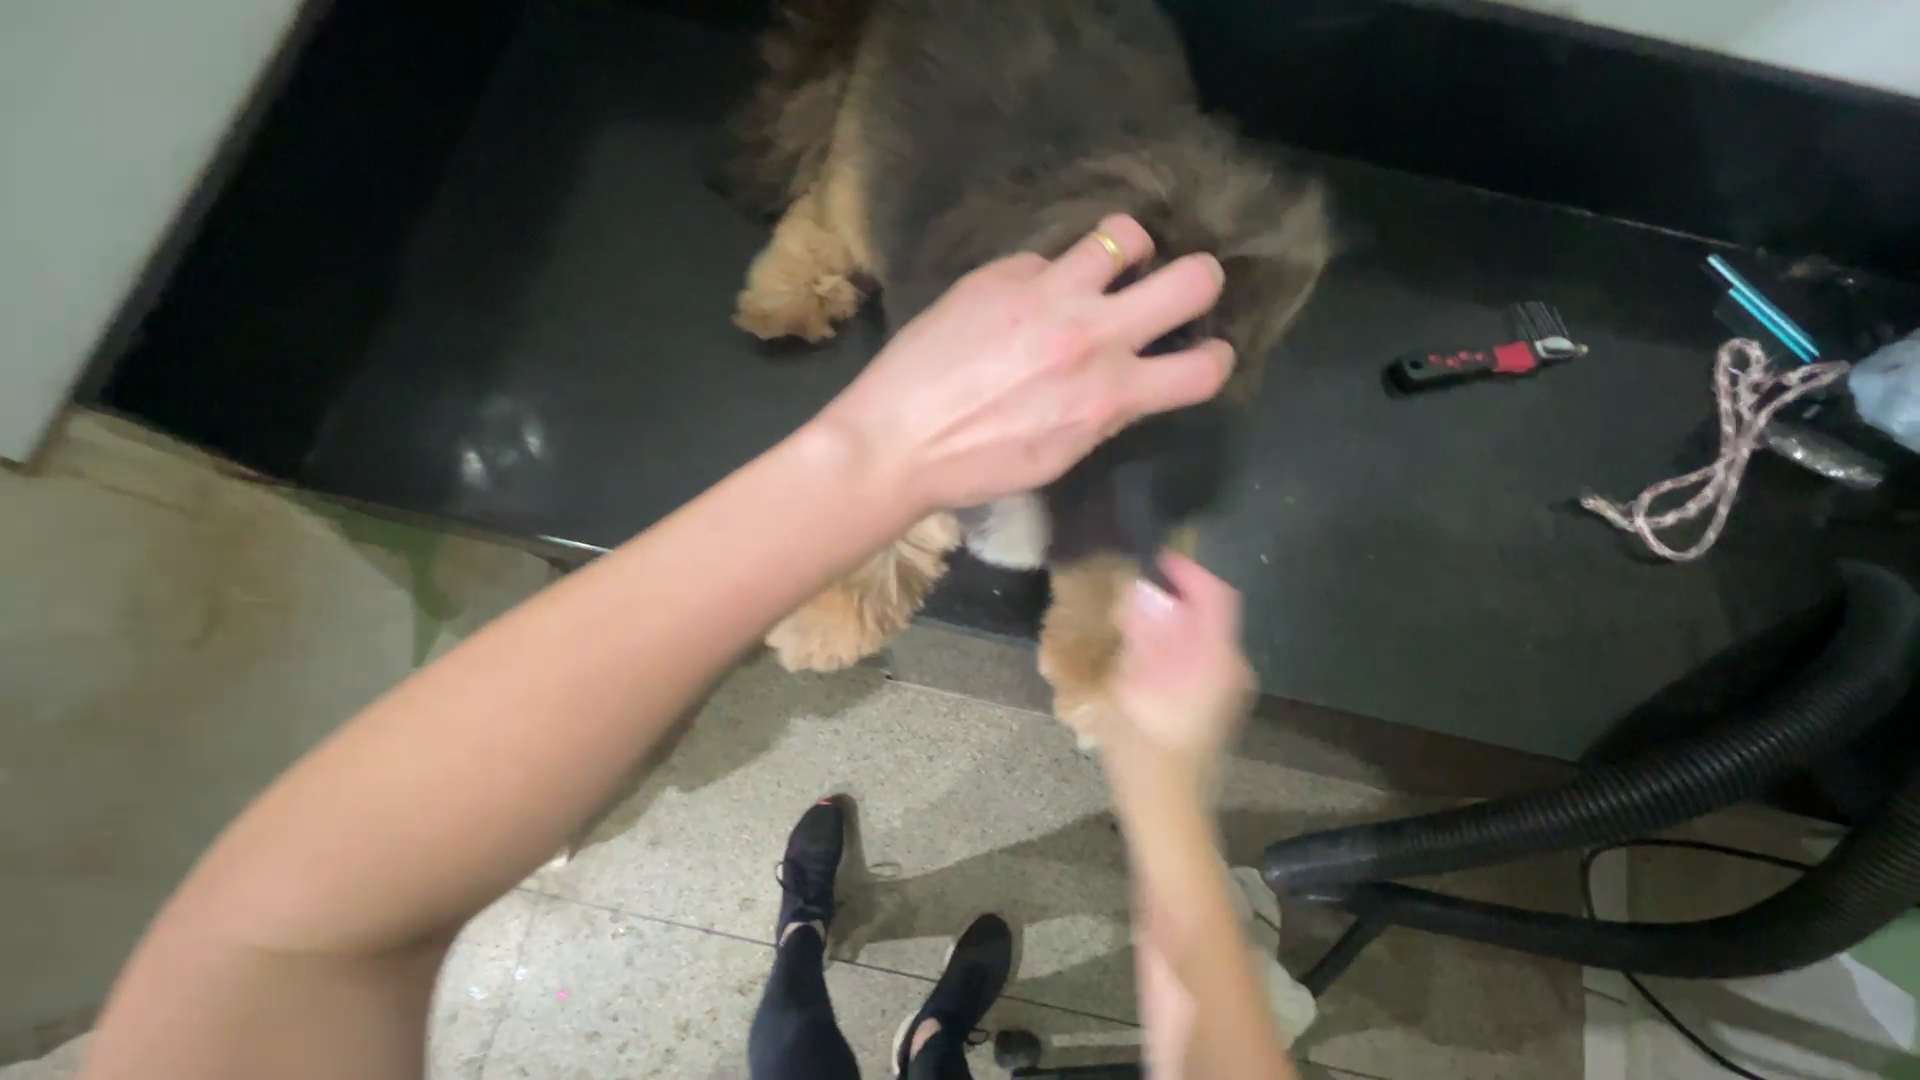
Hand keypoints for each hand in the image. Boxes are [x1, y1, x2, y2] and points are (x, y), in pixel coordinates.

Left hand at [816, 214, 1234, 511]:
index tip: (1202, 356)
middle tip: (1176, 294)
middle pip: (1194, 277)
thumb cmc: (976, 467)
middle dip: (1199, 283)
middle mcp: (1090, 335)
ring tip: (1108, 268)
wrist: (893, 441)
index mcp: (1108, 396)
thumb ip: (1106, 414)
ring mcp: (1046, 294)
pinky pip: (1048, 255)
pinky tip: (1019, 301)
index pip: (1205, 368)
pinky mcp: (1001, 271)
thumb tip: (1132, 382)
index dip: (1214, 360)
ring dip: (1130, 251)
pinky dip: (1047, 275)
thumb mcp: (1058, 456)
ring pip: (1126, 234)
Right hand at [1107, 554, 1255, 780]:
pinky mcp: (1213, 703)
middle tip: (1128, 599)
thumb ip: (1140, 637)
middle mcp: (1229, 668)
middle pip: (1205, 616)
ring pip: (1198, 638)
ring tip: (1126, 628)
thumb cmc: (1147, 754)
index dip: (1189, 572)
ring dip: (1166, 626)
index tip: (1156, 560)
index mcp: (1215, 661)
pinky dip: (1170, 649)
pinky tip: (1137, 663)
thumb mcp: (1131, 689)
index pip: (1216, 597)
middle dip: (1170, 601)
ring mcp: (1224, 688)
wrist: (1168, 814)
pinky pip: (1195, 658)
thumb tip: (1139, 593)